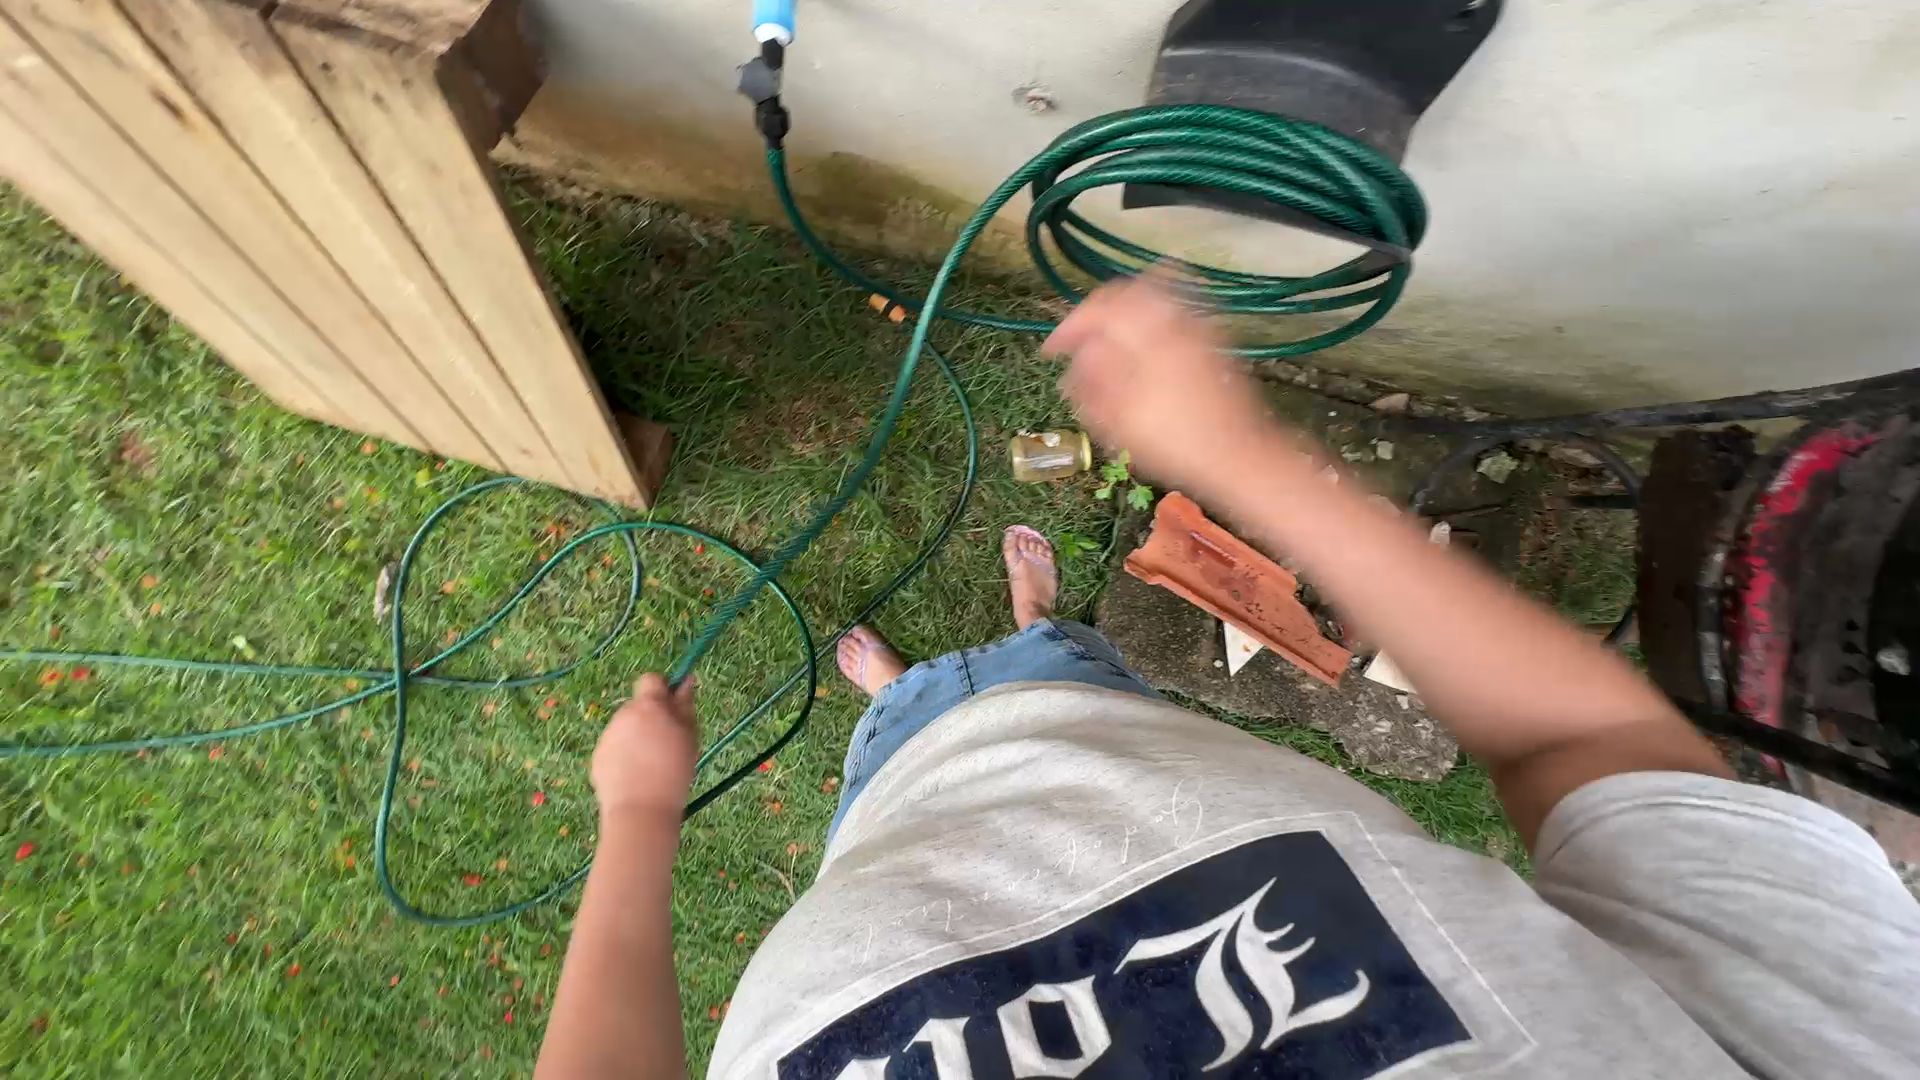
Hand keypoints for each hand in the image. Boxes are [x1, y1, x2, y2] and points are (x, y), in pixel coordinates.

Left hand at [592, 674, 697, 821]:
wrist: (640, 811)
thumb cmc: (674, 770)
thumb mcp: (690, 735)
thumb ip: (686, 705)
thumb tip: (686, 680)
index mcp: (648, 706)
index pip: (651, 679)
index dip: (662, 689)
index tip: (672, 709)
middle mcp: (623, 715)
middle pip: (638, 705)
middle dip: (651, 717)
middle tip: (666, 743)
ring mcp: (607, 736)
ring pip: (626, 727)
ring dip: (637, 736)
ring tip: (651, 764)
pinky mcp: (597, 757)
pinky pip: (615, 747)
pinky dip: (624, 755)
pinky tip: (636, 776)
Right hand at [1047, 276, 1302, 494]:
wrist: (1237, 455)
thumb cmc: (1172, 441)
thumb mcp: (1118, 417)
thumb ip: (1092, 380)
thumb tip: (1078, 356)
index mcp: (1148, 332)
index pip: (1098, 308)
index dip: (1069, 327)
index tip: (1051, 352)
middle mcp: (1174, 318)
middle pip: (1126, 295)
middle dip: (1096, 316)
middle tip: (1077, 343)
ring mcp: (1198, 328)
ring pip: (1152, 302)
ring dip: (1122, 317)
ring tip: (1105, 344)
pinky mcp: (1212, 344)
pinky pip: (1172, 317)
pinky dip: (1149, 324)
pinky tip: (1141, 350)